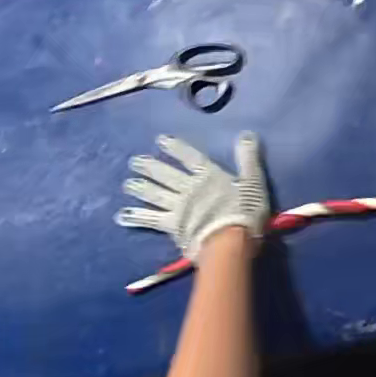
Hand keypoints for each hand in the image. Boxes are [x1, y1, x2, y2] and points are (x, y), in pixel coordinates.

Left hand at [116, 133, 269, 260]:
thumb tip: (246, 134)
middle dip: (150, 167)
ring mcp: (178, 207)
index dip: (175, 148)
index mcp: (209, 176)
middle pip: (166, 175)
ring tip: (127, 184)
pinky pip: (150, 219)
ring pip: (155, 194)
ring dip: (140, 188)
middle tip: (134, 162)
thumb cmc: (246, 212)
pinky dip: (136, 217)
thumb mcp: (253, 182)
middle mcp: (189, 188)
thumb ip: (248, 158)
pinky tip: (122, 215)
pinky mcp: (172, 226)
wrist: (231, 241)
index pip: (190, 157)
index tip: (160, 141)